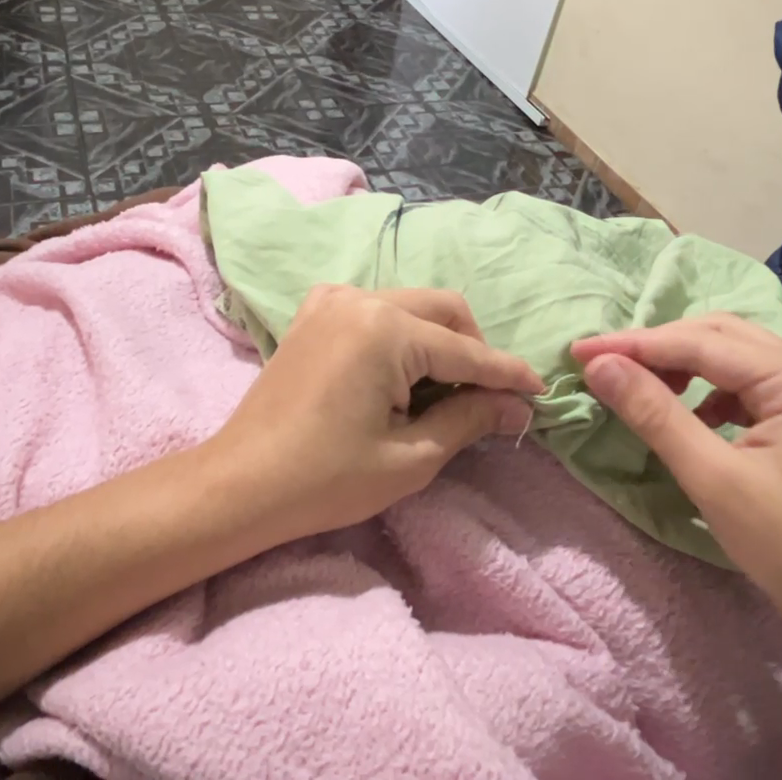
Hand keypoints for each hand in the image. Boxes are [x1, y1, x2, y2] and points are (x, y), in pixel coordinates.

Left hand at [206, 285, 542, 542]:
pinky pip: (376, 310)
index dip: (507, 374)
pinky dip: (401, 333)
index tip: (540, 393)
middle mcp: (359, 298)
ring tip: (446, 391)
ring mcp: (331, 300)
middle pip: (443, 310)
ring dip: (439, 340)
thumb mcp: (410, 456)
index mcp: (384, 329)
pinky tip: (402, 373)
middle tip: (488, 398)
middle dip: (474, 349)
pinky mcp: (314, 313)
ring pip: (411, 305)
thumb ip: (469, 418)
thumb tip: (517, 406)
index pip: (466, 350)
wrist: (242, 483)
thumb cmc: (326, 479)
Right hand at [572, 314, 781, 640]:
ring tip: (640, 386)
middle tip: (604, 364)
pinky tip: (693, 416)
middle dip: (660, 347)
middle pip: (722, 337)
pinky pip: (752, 386)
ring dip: (685, 365)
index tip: (579, 350)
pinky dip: (711, 391)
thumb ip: (654, 413)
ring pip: (737, 358)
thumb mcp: (714, 480)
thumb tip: (598, 365)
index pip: (701, 342)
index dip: (634, 344)